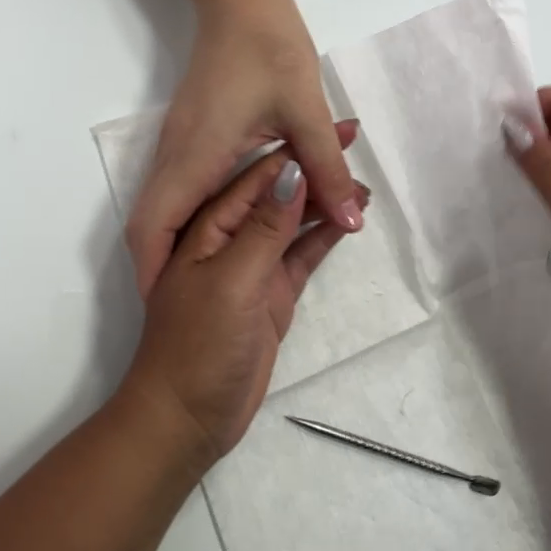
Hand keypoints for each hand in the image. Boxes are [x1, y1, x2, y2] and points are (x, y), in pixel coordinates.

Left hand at [123, 152, 362, 463]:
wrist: (186, 420)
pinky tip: (348, 222)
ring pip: (291, 223)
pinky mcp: (270, 294)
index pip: (259, 178)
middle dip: (315, 170)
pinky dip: (321, 238)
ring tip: (364, 187)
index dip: (298, 152)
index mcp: (208, 226)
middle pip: (277, 195)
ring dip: (323, 204)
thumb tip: (292, 173)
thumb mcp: (231, 281)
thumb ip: (264, 229)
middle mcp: (228, 237)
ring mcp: (251, 266)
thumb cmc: (198, 344)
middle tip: (359, 147)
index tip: (338, 130)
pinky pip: (299, 256)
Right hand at [127, 0, 362, 295]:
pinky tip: (238, 221)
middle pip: (154, 222)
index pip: (154, 224)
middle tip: (196, 304)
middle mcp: (175, 154)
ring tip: (219, 274)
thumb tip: (352, 223)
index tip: (168, 309)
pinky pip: (183, 185)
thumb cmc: (270, 49)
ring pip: (167, 204)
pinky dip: (198, 213)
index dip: (154, 271)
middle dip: (166, 266)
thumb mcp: (306, 111)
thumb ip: (326, 170)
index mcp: (194, 154)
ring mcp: (178, 142)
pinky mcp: (189, 132)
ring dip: (185, 239)